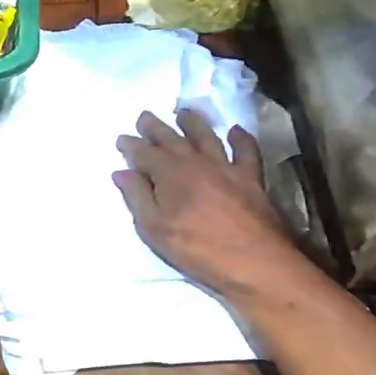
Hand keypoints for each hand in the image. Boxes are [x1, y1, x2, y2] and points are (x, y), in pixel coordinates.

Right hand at [114, 108, 317, 303]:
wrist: (254, 262)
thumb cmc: (194, 248)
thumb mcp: (153, 227)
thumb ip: (136, 196)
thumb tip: (122, 172)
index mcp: (169, 173)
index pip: (144, 153)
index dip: (131, 145)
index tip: (121, 138)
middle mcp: (196, 162)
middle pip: (172, 139)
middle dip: (155, 127)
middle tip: (145, 116)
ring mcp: (226, 168)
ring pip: (207, 137)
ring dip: (193, 123)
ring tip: (184, 112)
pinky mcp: (251, 178)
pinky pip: (246, 151)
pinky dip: (241, 139)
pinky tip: (235, 131)